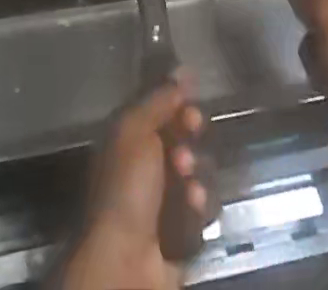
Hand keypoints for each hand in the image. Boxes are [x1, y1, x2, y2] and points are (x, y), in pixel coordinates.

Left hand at [60, 77, 208, 289]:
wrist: (124, 259)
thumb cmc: (125, 188)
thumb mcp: (135, 130)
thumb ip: (159, 98)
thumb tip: (182, 69)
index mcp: (125, 141)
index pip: (158, 112)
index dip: (176, 105)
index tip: (190, 106)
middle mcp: (143, 168)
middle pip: (181, 140)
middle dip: (189, 141)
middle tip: (185, 151)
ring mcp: (162, 202)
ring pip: (196, 173)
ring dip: (196, 175)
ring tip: (185, 186)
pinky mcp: (181, 231)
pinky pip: (202, 208)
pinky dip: (198, 206)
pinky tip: (190, 208)